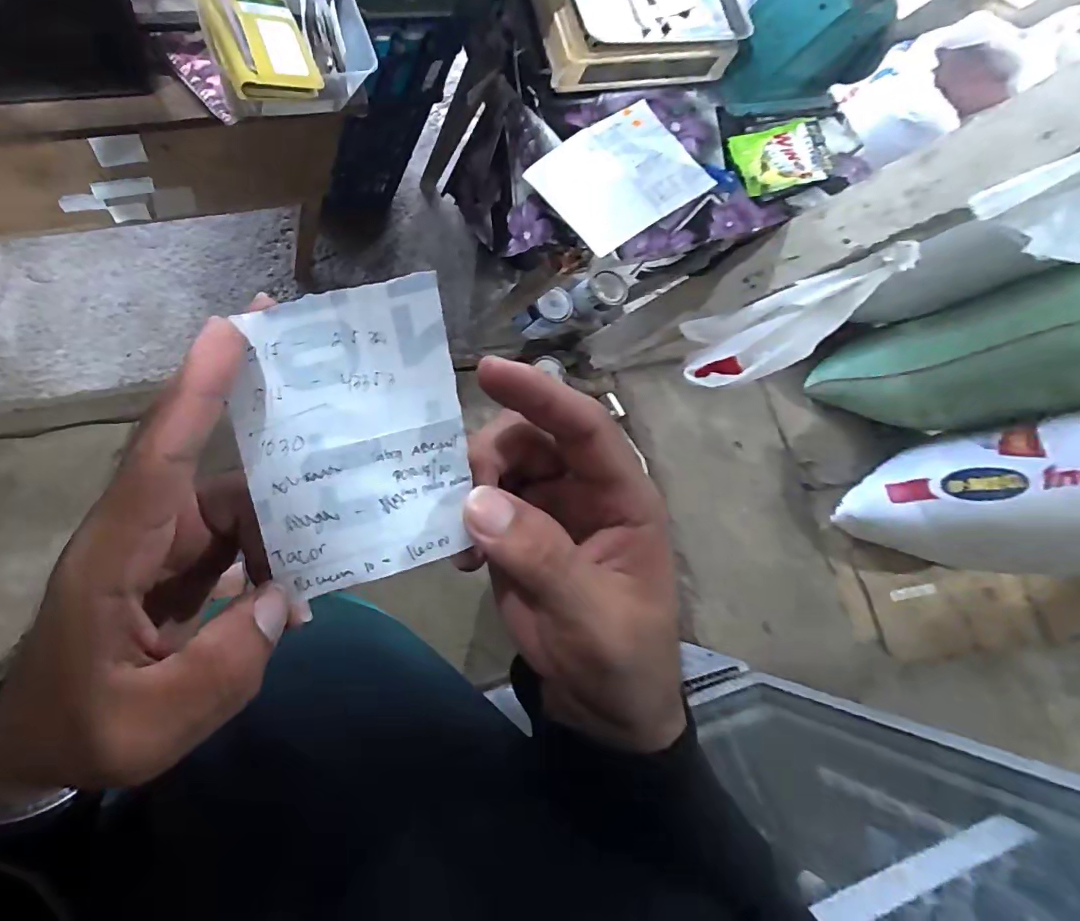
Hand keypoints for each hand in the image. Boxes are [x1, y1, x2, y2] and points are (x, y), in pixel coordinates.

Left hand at [0, 311, 290, 800]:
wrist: (34, 748)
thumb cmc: (77, 730)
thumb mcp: (149, 727)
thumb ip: (223, 667)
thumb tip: (283, 599)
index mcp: (114, 554)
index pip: (158, 456)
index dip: (195, 389)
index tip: (229, 327)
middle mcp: (138, 531)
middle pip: (208, 469)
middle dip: (253, 423)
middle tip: (312, 381)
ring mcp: (158, 546)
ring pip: (232, 507)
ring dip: (279, 521)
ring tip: (332, 533)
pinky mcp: (174, 565)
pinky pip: (234, 540)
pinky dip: (269, 555)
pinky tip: (300, 583)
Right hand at [460, 357, 684, 752]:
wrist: (599, 708)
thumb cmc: (618, 660)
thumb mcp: (590, 616)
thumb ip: (541, 558)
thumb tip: (477, 501)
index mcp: (621, 496)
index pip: (584, 427)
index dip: (540, 394)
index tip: (488, 370)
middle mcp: (581, 490)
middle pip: (528, 438)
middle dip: (490, 455)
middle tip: (465, 498)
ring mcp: (544, 509)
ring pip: (497, 465)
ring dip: (469, 485)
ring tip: (463, 536)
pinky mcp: (513, 532)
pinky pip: (477, 500)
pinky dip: (459, 514)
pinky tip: (460, 555)